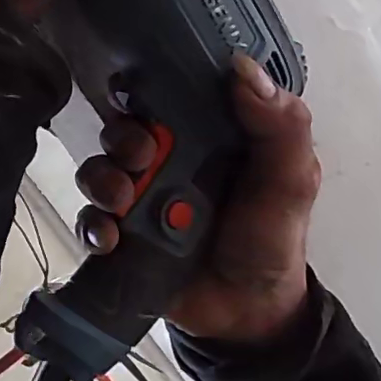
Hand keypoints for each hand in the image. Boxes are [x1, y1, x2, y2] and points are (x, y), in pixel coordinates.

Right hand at [75, 55, 320, 343]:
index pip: (162, 99)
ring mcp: (136, 199)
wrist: (250, 313)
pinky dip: (92, 225)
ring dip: (102, 178)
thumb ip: (281, 125)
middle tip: (141, 156)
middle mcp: (162, 161)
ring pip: (98, 171)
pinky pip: (89, 220)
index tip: (143, 92)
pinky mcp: (119, 236)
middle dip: (122, 138)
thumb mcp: (291, 178)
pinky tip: (110, 237)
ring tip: (122, 200)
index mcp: (202, 138)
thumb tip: (242, 66)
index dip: (146, 90)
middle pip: (121, 132)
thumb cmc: (271, 236)